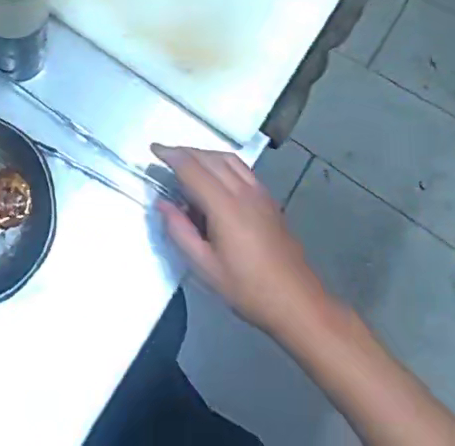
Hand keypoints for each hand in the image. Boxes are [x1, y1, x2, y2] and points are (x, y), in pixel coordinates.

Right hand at [151, 144, 333, 336]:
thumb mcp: (205, 267)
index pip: (192, 168)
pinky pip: (242, 169)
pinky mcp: (271, 203)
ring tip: (188, 163)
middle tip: (165, 156)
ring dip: (204, 154)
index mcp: (225, 206)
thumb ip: (179, 231)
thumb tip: (162, 203)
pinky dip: (222, 162)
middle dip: (184, 151)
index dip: (170, 155)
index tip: (153, 149)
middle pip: (209, 157)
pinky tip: (216, 177)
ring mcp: (261, 196)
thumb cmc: (249, 289)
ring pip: (228, 159)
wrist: (301, 306)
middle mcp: (243, 193)